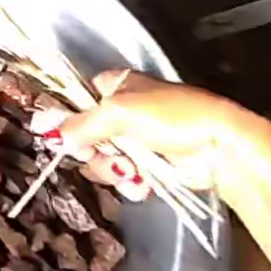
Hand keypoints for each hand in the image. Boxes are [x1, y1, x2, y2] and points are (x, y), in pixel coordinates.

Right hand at [31, 70, 245, 200]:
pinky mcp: (149, 165)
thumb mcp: (121, 113)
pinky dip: (130, 183)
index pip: (77, 99)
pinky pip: (123, 176)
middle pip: (85, 134)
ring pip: (102, 159)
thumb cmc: (172, 117)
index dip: (67, 119)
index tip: (62, 137)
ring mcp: (136, 139)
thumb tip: (47, 133)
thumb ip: (81, 123)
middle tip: (104, 155)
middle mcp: (123, 109)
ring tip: (131, 172)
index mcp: (116, 85)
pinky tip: (141, 185)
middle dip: (93, 150)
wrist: (222, 149)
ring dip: (113, 170)